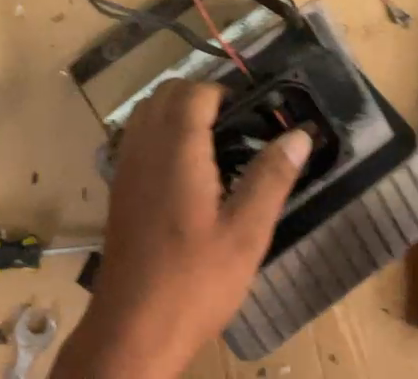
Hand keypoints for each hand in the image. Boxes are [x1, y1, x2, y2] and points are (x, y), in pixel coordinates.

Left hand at [52, 81, 311, 378]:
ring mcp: (125, 163)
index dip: (226, 93)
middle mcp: (144, 143)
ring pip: (147, 111)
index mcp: (177, 145)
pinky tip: (184, 169)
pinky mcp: (118, 184)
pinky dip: (158, 131)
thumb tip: (299, 135)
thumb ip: (271, 177)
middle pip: (167, 93)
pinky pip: (136, 136)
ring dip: (176, 111)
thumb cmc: (195, 279)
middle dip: (201, 97)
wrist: (134, 324)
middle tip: (238, 126)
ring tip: (214, 144)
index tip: (255, 114)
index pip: (196, 92)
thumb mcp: (246, 233)